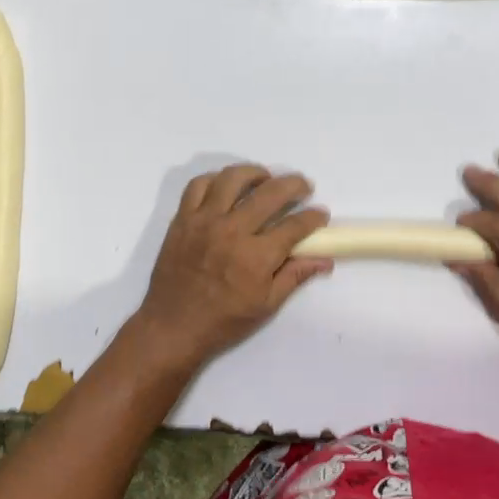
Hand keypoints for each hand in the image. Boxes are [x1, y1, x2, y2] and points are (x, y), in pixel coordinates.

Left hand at [134, 164, 330, 367]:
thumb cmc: (223, 321)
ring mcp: (204, 221)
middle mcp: (232, 231)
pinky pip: (198, 185)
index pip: (294, 226)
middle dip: (294, 185)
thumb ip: (295, 276)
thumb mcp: (266, 305)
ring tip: (265, 178)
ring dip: (255, 173)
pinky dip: (215, 179)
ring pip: (232, 178)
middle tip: (302, 187)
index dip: (313, 217)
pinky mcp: (182, 219)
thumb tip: (325, 260)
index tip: (320, 214)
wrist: (172, 326)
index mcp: (256, 256)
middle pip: (270, 193)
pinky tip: (227, 187)